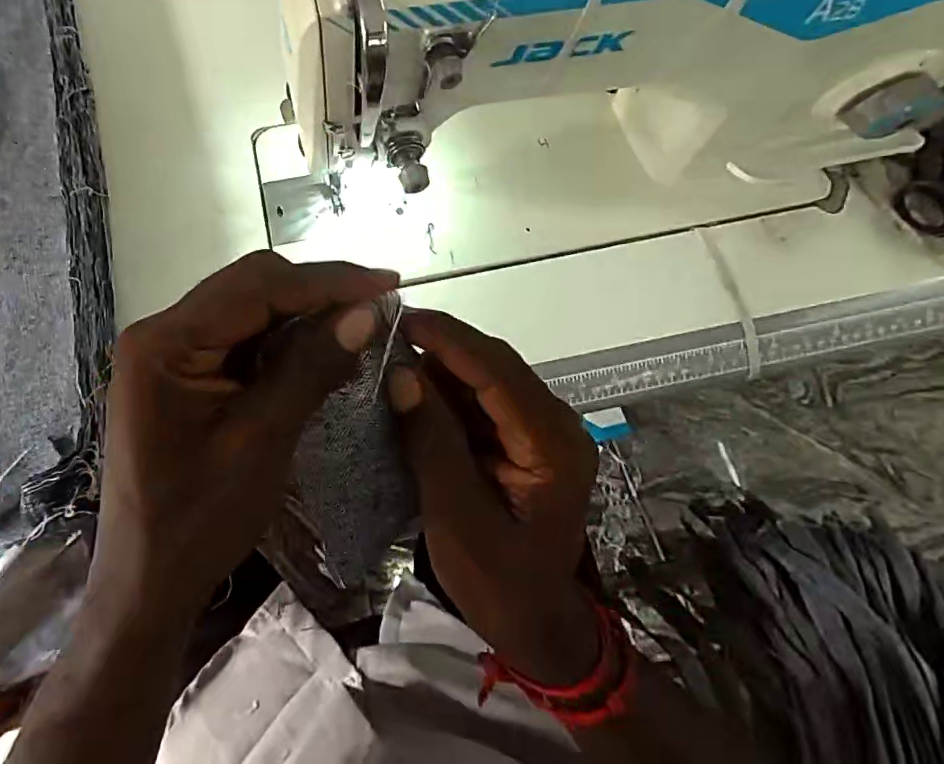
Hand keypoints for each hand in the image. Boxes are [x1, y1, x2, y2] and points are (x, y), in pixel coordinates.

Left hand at [92, 251, 395, 620]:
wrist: (146, 586)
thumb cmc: (197, 523)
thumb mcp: (261, 440)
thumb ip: (310, 366)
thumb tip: (365, 311)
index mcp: (165, 342)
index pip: (258, 287)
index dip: (327, 281)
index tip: (385, 283)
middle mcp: (162, 333)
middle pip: (252, 287)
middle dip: (318, 290)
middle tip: (377, 302)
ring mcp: (171, 353)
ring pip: (252, 309)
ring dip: (306, 312)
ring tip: (361, 320)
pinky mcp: (185, 373)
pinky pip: (245, 338)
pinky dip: (288, 339)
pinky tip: (325, 347)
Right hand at [389, 310, 601, 684]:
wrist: (535, 625)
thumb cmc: (498, 585)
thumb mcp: (457, 519)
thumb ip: (432, 442)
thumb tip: (402, 373)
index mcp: (552, 446)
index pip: (498, 374)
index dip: (449, 340)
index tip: (401, 319)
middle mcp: (557, 424)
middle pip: (496, 366)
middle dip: (442, 347)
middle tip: (386, 335)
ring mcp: (544, 428)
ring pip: (488, 375)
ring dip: (441, 366)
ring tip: (391, 360)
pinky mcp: (526, 436)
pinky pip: (484, 398)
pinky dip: (448, 390)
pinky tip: (415, 390)